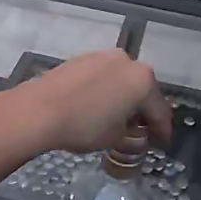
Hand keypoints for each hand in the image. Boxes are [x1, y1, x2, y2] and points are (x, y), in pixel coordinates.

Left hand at [0, 49, 173, 154]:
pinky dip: (104, 91)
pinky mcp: (79, 59)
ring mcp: (101, 56)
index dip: (162, 130)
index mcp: (142, 80)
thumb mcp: (114, 137)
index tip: (162, 143)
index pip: (159, 110)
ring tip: (118, 118)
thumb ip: (129, 132)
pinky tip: (97, 105)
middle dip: (143, 111)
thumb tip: (128, 128)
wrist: (38, 110)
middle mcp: (126, 61)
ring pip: (120, 80)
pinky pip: (100, 78)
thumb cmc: (83, 126)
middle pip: (141, 90)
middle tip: (142, 130)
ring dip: (123, 98)